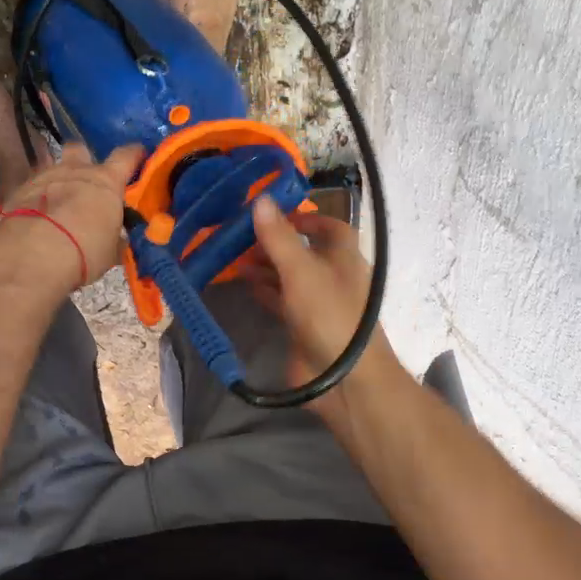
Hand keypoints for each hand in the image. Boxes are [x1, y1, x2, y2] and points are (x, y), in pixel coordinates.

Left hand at [0, 144, 145, 290]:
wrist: (34, 254)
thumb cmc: (83, 251)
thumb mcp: (109, 251)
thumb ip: (114, 238)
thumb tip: (116, 239)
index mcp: (106, 182)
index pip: (126, 156)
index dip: (134, 154)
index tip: (138, 155)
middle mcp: (75, 171)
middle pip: (80, 149)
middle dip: (83, 159)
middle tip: (85, 180)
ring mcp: (44, 177)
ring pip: (52, 167)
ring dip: (56, 180)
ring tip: (57, 203)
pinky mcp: (19, 191)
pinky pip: (32, 188)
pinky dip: (36, 198)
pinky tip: (35, 216)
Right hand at [245, 196, 396, 426]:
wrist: (344, 380)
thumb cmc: (329, 316)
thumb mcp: (301, 271)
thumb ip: (279, 237)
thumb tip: (260, 199)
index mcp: (344, 258)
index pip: (330, 227)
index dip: (306, 217)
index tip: (275, 215)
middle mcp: (333, 277)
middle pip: (304, 251)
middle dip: (275, 243)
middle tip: (243, 237)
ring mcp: (318, 303)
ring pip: (290, 276)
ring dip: (266, 267)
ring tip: (236, 260)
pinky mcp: (304, 327)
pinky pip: (282, 301)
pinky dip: (265, 291)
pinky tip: (246, 285)